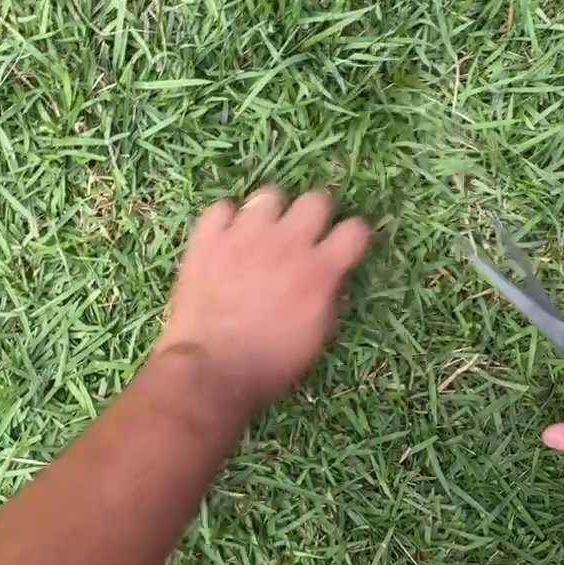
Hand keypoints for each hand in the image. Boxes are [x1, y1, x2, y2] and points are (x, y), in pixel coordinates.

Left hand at [151, 187, 372, 411]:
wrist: (211, 368)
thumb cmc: (270, 364)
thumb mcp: (315, 339)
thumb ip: (328, 300)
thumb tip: (331, 281)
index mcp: (320, 269)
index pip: (355, 230)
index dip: (353, 237)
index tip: (344, 247)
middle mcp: (287, 242)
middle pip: (315, 200)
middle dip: (315, 214)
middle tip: (303, 235)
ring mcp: (245, 235)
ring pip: (269, 195)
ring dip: (271, 213)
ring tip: (261, 234)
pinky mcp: (208, 239)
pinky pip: (222, 208)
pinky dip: (227, 220)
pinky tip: (226, 238)